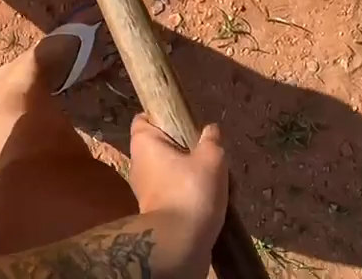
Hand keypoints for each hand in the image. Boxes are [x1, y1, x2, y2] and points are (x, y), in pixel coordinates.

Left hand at [127, 115, 228, 259]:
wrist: (179, 245)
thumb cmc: (190, 191)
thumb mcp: (211, 158)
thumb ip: (211, 140)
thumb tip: (210, 130)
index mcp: (144, 143)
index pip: (144, 119)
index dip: (163, 117)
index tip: (185, 121)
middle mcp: (140, 164)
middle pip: (166, 147)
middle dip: (190, 151)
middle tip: (211, 155)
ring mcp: (147, 191)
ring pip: (175, 173)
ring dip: (197, 176)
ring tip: (222, 182)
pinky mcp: (159, 213)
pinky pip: (178, 195)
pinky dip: (194, 197)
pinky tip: (218, 203)